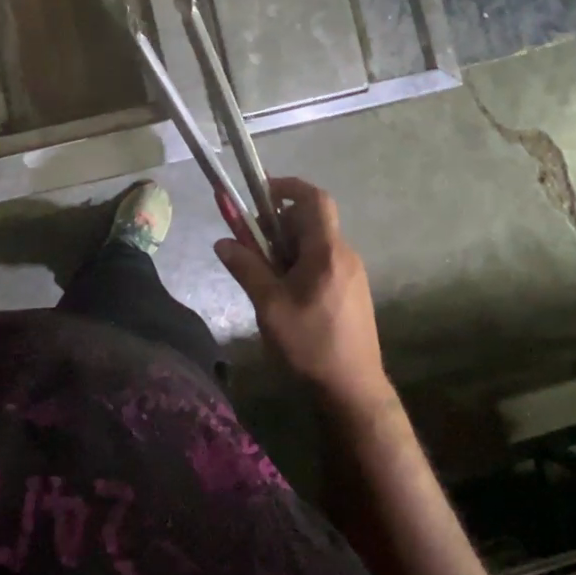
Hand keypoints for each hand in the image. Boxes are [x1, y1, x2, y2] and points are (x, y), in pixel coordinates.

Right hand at [214, 178, 394, 416]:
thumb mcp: (269, 306)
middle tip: (251, 244)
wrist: (352, 388)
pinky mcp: (351, 291)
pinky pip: (322, 261)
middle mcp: (344, 255)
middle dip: (277, 223)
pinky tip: (283, 291)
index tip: (259, 193)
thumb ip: (246, 268)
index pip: (314, 199)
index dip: (287, 187)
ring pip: (314, 242)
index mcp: (327, 252)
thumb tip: (223, 242)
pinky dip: (298, 262)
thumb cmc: (310, 343)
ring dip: (285, 245)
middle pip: (310, 220)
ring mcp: (351, 273)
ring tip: (263, 272)